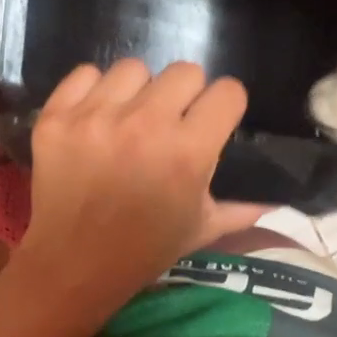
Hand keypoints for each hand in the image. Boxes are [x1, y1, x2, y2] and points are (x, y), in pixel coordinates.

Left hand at [17, 59, 266, 299]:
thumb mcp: (201, 230)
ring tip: (129, 122)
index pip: (227, 92)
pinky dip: (93, 93)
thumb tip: (279, 199)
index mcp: (188, 152)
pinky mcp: (57, 118)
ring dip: (138, 93)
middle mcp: (144, 124)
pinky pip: (86, 74)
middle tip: (171, 124)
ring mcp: (95, 118)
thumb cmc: (145, 250)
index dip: (224, 108)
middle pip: (184, 72)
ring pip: (134, 70)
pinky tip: (96, 121)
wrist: (74, 266)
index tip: (213, 122)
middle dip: (185, 97)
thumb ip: (242, 209)